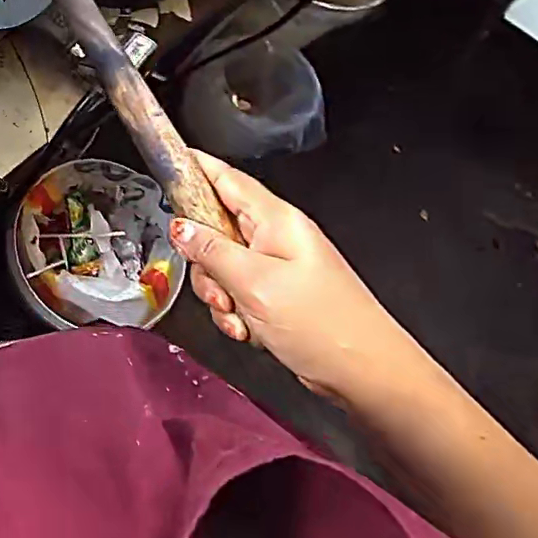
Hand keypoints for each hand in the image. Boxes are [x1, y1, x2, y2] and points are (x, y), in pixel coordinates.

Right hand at [170, 151, 427, 402]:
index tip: (168, 162)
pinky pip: (235, 288)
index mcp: (276, 220)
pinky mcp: (277, 289)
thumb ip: (210, 250)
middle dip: (203, 258)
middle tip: (215, 283)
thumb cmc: (325, 326)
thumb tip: (179, 228)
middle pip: (214, 225)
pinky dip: (234, 309)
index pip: (225, 177)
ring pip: (220, 262)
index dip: (194, 166)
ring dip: (218, 290)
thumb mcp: (253, 283)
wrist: (368, 375)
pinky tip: (248, 327)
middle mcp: (276, 236)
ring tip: (236, 313)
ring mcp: (276, 263)